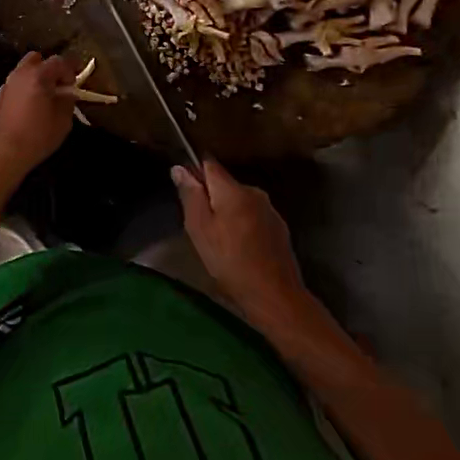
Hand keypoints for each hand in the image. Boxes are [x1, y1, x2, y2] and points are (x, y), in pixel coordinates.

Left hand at [0, 52, 76, 179]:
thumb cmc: (37, 136)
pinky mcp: (0, 95)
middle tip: (60, 85)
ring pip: (25, 70)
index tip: (77, 78)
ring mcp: (7, 84)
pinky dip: (26, 87)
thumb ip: (68, 100)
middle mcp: (20, 74)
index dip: (72, 67)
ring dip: (37, 76)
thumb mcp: (63, 120)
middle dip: (51, 68)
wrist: (4, 152)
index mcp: (38, 76)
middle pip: (37, 59)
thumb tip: (67, 92)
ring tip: (46, 96)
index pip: (59, 61)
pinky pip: (17, 83)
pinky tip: (31, 105)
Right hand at [173, 160, 319, 331]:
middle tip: (197, 223)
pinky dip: (241, 224)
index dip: (193, 171)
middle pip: (223, 183)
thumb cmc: (229, 260)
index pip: (208, 163)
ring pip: (238, 201)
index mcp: (233, 189)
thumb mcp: (199, 228)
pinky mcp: (279, 228)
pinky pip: (251, 216)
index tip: (184, 189)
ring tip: (217, 238)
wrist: (274, 296)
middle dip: (209, 196)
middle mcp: (254, 192)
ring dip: (225, 211)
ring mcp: (270, 210)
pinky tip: (237, 246)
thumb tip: (180, 168)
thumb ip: (190, 194)